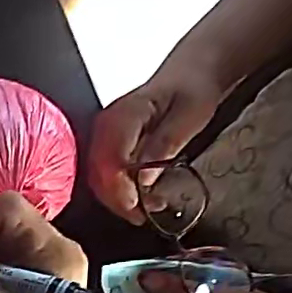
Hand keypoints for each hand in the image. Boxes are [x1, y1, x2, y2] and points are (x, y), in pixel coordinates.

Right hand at [86, 56, 228, 223]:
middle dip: (119, 201)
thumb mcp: (191, 114)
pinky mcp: (104, 149)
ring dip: (119, 200)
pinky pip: (103, 178)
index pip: (109, 162)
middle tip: (143, 216)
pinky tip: (139, 198)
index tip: (138, 207)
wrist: (189, 76)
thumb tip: (145, 179)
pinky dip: (119, 193)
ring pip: (98, 181)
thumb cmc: (192, 90)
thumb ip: (165, 145)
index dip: (120, 189)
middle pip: (98, 175)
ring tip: (145, 210)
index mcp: (123, 116)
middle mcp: (103, 128)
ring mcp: (100, 139)